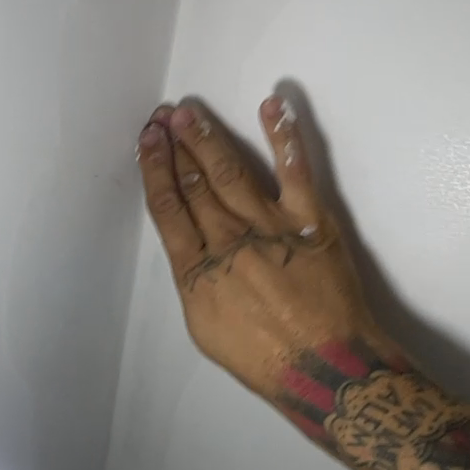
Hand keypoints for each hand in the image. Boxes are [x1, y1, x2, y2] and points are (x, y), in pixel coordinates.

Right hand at [136, 95, 396, 397]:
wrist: (322, 364)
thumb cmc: (262, 357)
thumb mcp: (206, 327)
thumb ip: (196, 284)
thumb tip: (193, 253)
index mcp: (197, 271)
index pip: (169, 209)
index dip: (155, 171)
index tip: (147, 143)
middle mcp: (227, 241)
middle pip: (194, 184)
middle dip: (176, 147)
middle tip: (162, 116)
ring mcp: (269, 226)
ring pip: (231, 172)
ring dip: (208, 138)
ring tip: (190, 112)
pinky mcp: (310, 219)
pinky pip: (295, 170)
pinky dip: (282, 135)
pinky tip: (270, 105)